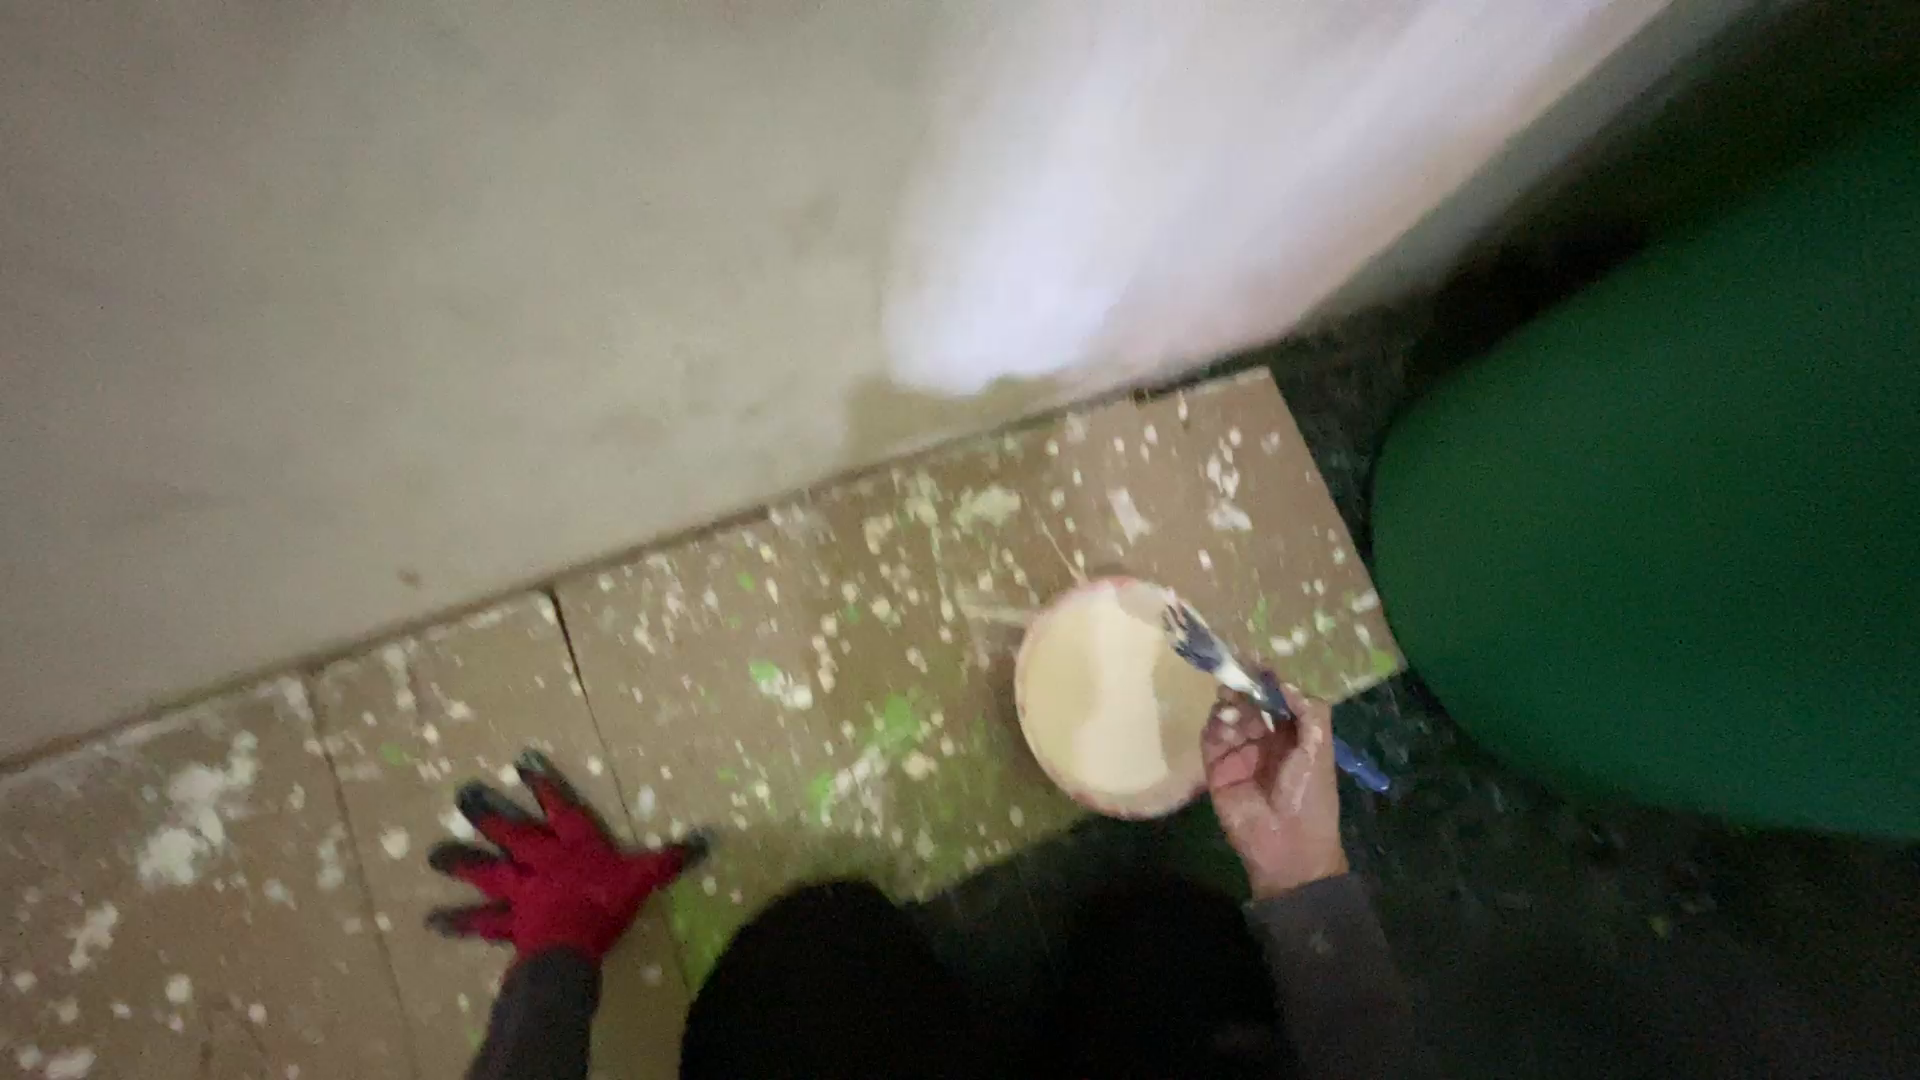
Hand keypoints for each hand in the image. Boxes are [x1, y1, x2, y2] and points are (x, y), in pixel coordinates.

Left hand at [425, 749, 706, 961]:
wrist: (569, 948)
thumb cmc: (607, 904)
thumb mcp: (646, 876)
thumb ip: (673, 856)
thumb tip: (711, 838)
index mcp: (576, 843)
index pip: (558, 806)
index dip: (542, 783)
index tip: (521, 761)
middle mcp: (543, 860)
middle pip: (512, 832)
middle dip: (488, 813)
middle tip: (461, 794)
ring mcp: (521, 891)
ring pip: (488, 871)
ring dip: (462, 861)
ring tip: (432, 853)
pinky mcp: (510, 923)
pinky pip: (481, 920)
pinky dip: (459, 920)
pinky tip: (433, 920)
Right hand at [1201, 680, 1347, 899]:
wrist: (1286, 845)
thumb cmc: (1310, 797)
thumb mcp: (1320, 752)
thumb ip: (1310, 713)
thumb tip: (1285, 681)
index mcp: (1293, 736)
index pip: (1277, 700)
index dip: (1268, 681)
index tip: (1255, 661)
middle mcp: (1264, 740)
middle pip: (1250, 703)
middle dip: (1244, 688)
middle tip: (1236, 675)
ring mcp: (1238, 752)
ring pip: (1229, 716)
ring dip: (1230, 705)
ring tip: (1233, 706)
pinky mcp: (1216, 765)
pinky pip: (1211, 736)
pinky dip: (1215, 724)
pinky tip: (1224, 722)